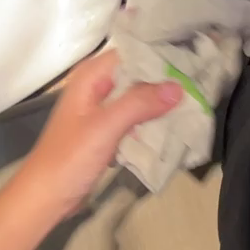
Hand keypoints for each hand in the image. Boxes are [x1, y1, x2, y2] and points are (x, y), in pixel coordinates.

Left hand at [0, 52, 180, 249]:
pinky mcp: (107, 130)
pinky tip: (175, 123)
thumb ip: (139, 103)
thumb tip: (178, 87)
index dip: (162, 54)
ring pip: (139, 96)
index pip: (133, 52)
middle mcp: (97, 86)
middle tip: (202, 81)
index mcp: (91, 76)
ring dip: (162, 101)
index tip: (195, 58)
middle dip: (167, 79)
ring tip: (197, 100)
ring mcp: (102, 109)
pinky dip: (152, 120)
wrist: (46, 197)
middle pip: (139, 73)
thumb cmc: (69, 158)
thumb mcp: (105, 127)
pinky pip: (136, 117)